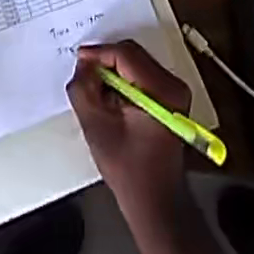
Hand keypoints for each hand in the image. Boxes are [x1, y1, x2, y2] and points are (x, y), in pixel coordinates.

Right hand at [67, 41, 191, 217]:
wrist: (155, 199)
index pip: (125, 54)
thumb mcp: (96, 126)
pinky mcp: (170, 97)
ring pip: (136, 61)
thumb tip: (84, 64)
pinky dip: (122, 79)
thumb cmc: (128, 168)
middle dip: (105, 61)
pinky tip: (110, 98)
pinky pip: (141, 74)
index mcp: (162, 91)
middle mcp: (174, 84)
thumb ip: (84, 89)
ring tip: (96, 90)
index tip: (79, 61)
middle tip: (85, 76)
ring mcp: (175, 90)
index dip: (98, 54)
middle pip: (132, 54)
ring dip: (113, 70)